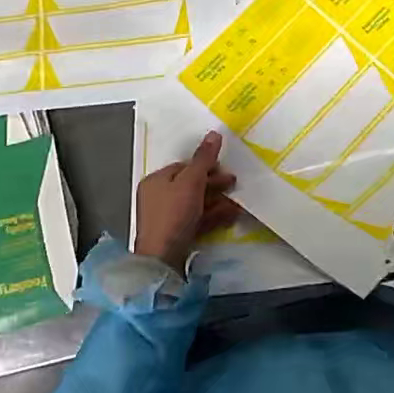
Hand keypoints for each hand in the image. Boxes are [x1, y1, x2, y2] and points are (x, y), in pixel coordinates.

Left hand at [134, 131, 238, 272]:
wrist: (162, 258)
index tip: (224, 167)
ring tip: (237, 202)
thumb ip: (203, 160)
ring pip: (195, 204)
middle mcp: (158, 197)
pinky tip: (231, 216)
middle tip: (234, 183)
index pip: (182, 167)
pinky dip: (213, 216)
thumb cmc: (173, 215)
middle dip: (213, 185)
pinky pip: (196, 220)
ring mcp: (166, 218)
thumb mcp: (190, 183)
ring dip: (217, 201)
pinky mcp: (176, 235)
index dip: (204, 166)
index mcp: (156, 181)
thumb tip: (214, 134)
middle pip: (189, 186)